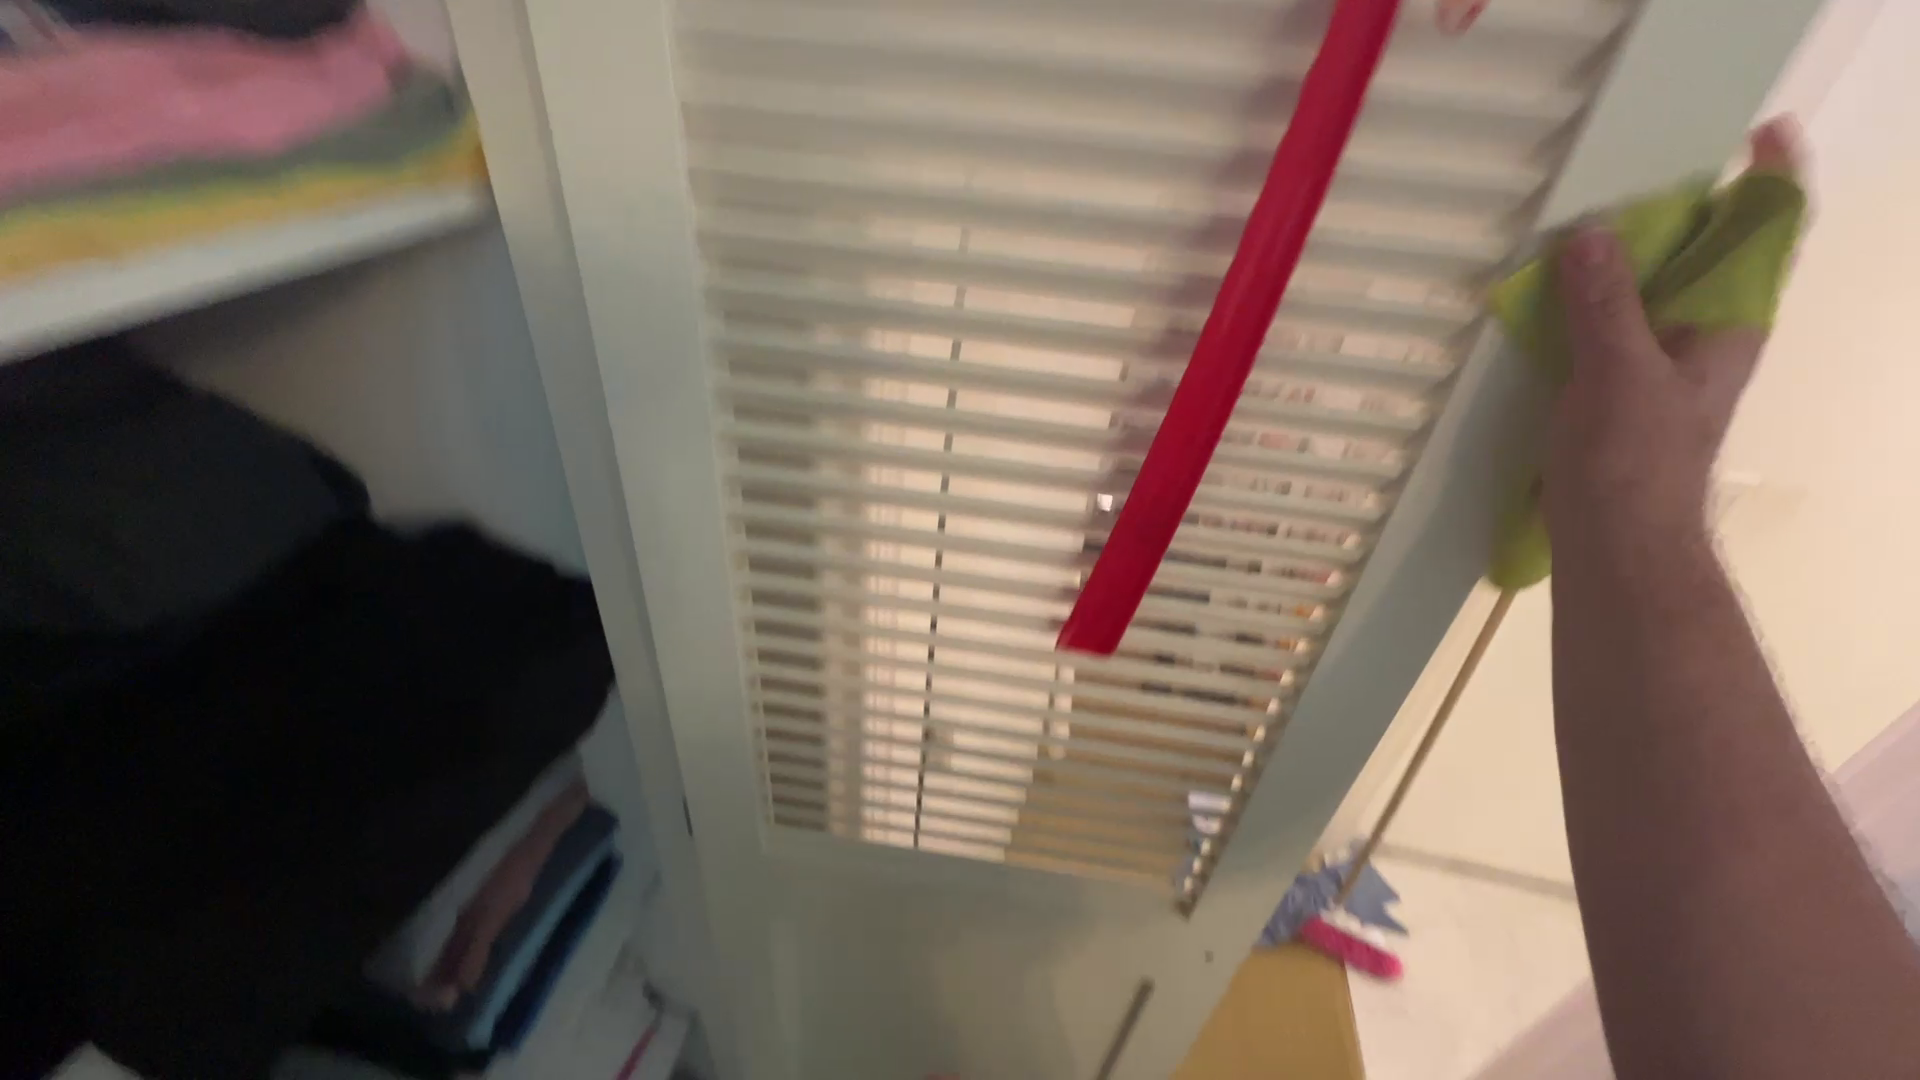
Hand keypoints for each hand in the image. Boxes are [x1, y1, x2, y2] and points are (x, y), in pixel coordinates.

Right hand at [1544, 120, 1798, 569]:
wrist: (1616, 538)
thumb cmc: (1634, 458)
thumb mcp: (1620, 372)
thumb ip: (1606, 304)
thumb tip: (1589, 234)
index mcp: (1729, 325)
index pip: (1769, 235)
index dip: (1771, 179)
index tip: (1754, 131)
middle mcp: (1704, 337)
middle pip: (1708, 257)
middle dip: (1680, 213)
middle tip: (1630, 179)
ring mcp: (1660, 366)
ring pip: (1654, 295)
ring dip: (1625, 262)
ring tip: (1579, 233)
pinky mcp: (1618, 393)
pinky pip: (1611, 329)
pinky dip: (1588, 306)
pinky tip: (1549, 304)